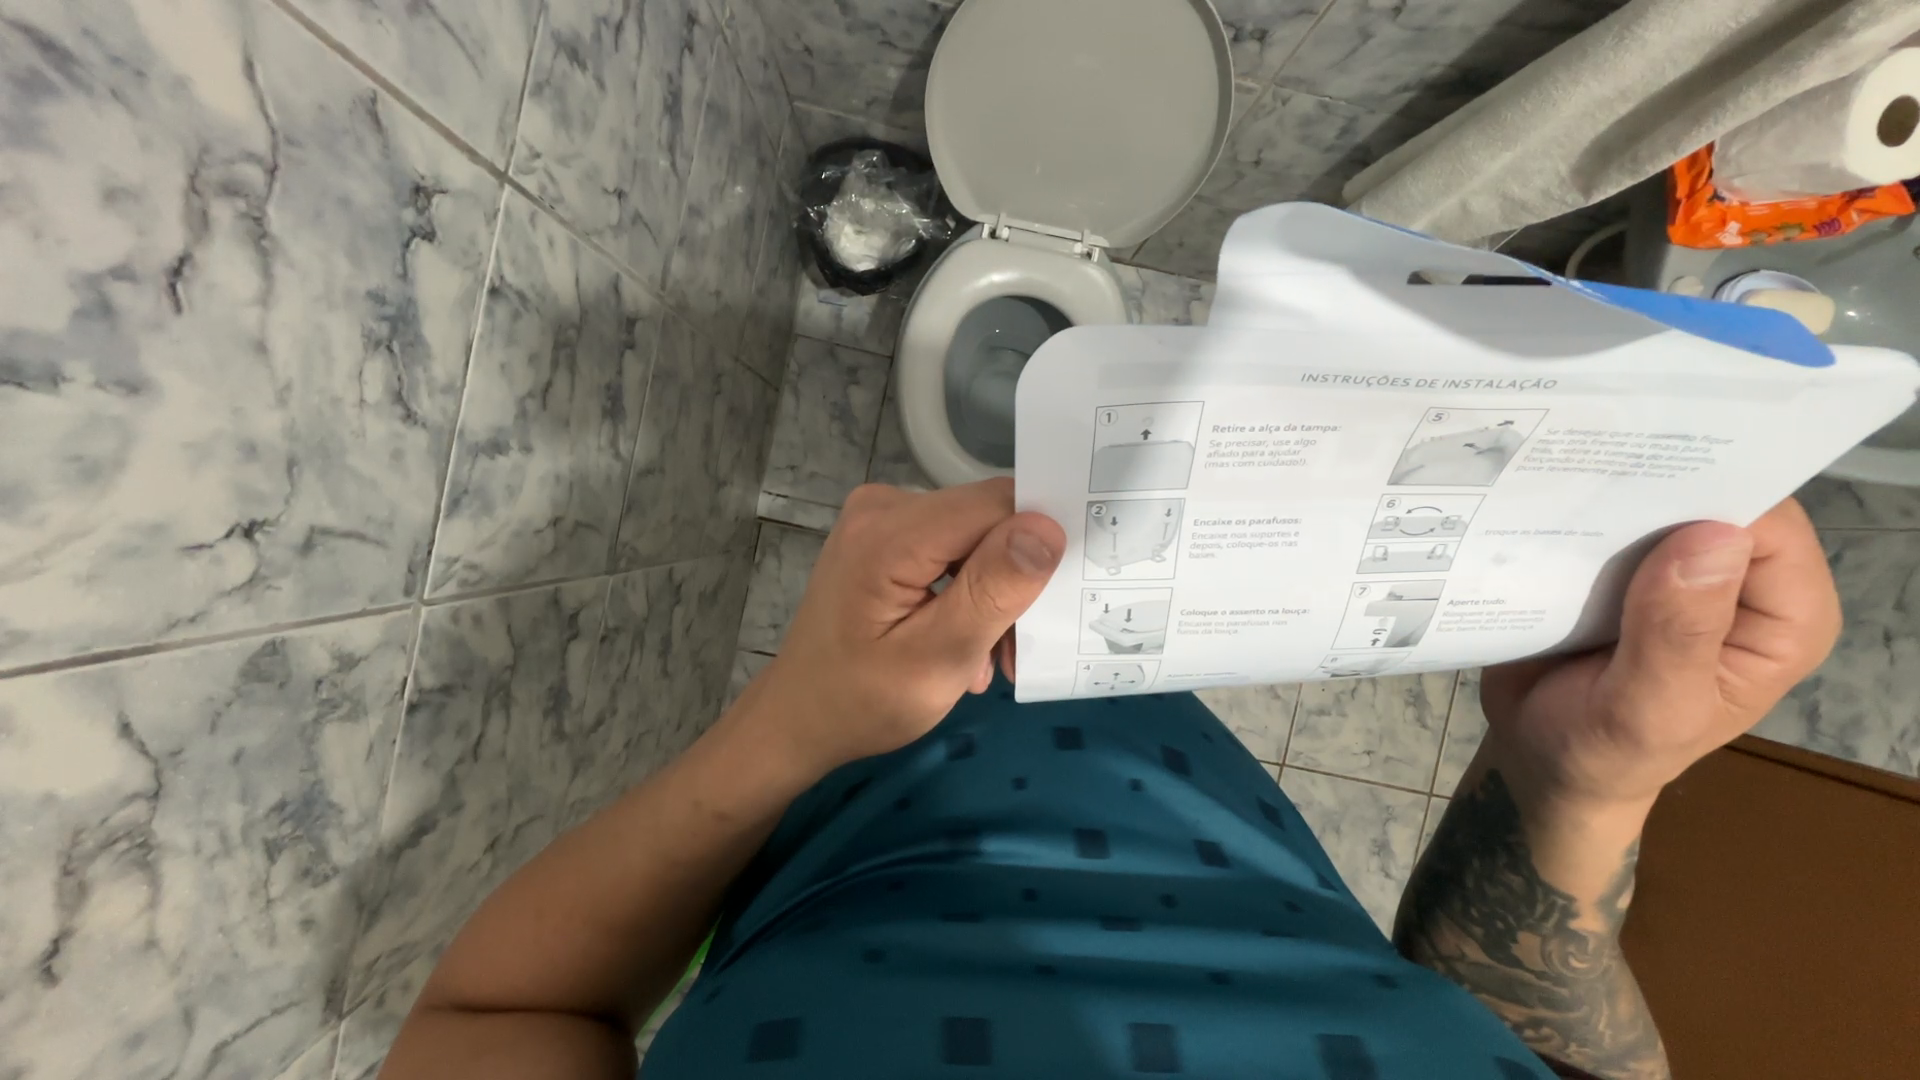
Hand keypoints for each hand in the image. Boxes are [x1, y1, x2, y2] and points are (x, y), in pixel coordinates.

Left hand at [741, 480, 1064, 776]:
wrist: (799, 720)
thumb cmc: (863, 703)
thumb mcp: (938, 658)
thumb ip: (992, 590)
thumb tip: (1048, 527)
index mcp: (889, 532)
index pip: (996, 503)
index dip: (1036, 542)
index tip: (1055, 599)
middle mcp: (883, 506)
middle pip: (985, 521)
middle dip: (1011, 582)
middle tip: (1010, 654)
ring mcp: (880, 519)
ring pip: (974, 538)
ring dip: (990, 597)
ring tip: (983, 660)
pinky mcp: (883, 537)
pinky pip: (950, 549)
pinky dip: (965, 593)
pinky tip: (960, 642)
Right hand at [1480, 498, 1839, 811]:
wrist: (1536, 761)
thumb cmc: (1605, 752)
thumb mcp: (1646, 708)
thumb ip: (1676, 633)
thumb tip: (1709, 537)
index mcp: (1775, 624)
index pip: (1769, 534)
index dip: (1714, 501)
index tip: (1643, 483)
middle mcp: (1730, 594)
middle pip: (1708, 511)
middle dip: (1653, 491)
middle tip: (1582, 469)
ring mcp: (1664, 584)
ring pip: (1648, 515)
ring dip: (1601, 501)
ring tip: (1544, 484)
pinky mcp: (1607, 582)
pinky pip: (1596, 534)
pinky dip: (1566, 522)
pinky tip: (1527, 514)